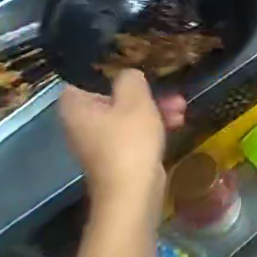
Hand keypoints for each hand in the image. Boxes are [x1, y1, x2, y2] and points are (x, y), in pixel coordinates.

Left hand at [58, 70, 185, 224]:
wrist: (132, 195)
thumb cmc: (129, 141)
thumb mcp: (135, 99)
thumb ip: (130, 77)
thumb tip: (128, 76)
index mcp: (75, 105)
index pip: (86, 75)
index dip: (110, 66)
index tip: (134, 61)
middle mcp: (80, 121)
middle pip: (113, 95)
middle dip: (144, 92)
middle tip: (168, 88)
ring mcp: (98, 141)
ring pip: (127, 114)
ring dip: (154, 107)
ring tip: (181, 106)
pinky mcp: (116, 156)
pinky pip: (132, 132)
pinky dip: (151, 125)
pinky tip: (177, 122)